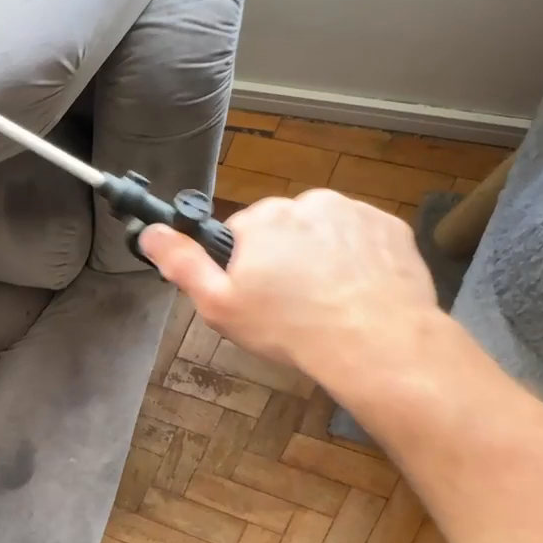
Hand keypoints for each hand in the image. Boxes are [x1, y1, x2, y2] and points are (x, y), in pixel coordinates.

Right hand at [139, 189, 448, 386]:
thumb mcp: (218, 304)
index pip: (237, 232)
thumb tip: (150, 233)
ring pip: (321, 233)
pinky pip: (359, 240)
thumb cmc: (285, 325)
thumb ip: (182, 264)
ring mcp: (356, 212)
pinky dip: (352, 261)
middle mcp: (310, 202)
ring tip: (318, 302)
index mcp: (264, 218)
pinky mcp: (391, 228)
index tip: (248, 296)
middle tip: (282, 304)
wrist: (372, 340)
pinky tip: (349, 295)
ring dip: (315, 258)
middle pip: (282, 229)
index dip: (238, 266)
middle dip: (279, 258)